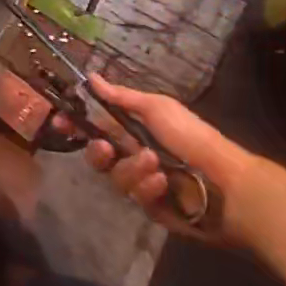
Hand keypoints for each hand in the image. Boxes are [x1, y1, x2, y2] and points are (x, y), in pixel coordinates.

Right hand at [79, 73, 257, 241]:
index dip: (76, 123)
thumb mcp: (156, 108)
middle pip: (98, 155)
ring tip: (155, 164)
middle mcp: (133, 153)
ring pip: (116, 178)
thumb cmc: (192, 137)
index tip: (60, 121)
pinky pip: (136, 199)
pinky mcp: (153, 209)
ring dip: (133, 169)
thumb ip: (121, 97)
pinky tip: (164, 184)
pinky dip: (148, 189)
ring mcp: (143, 182)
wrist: (226, 184)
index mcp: (133, 127)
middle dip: (98, 152)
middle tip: (108, 150)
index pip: (96, 124)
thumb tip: (90, 76)